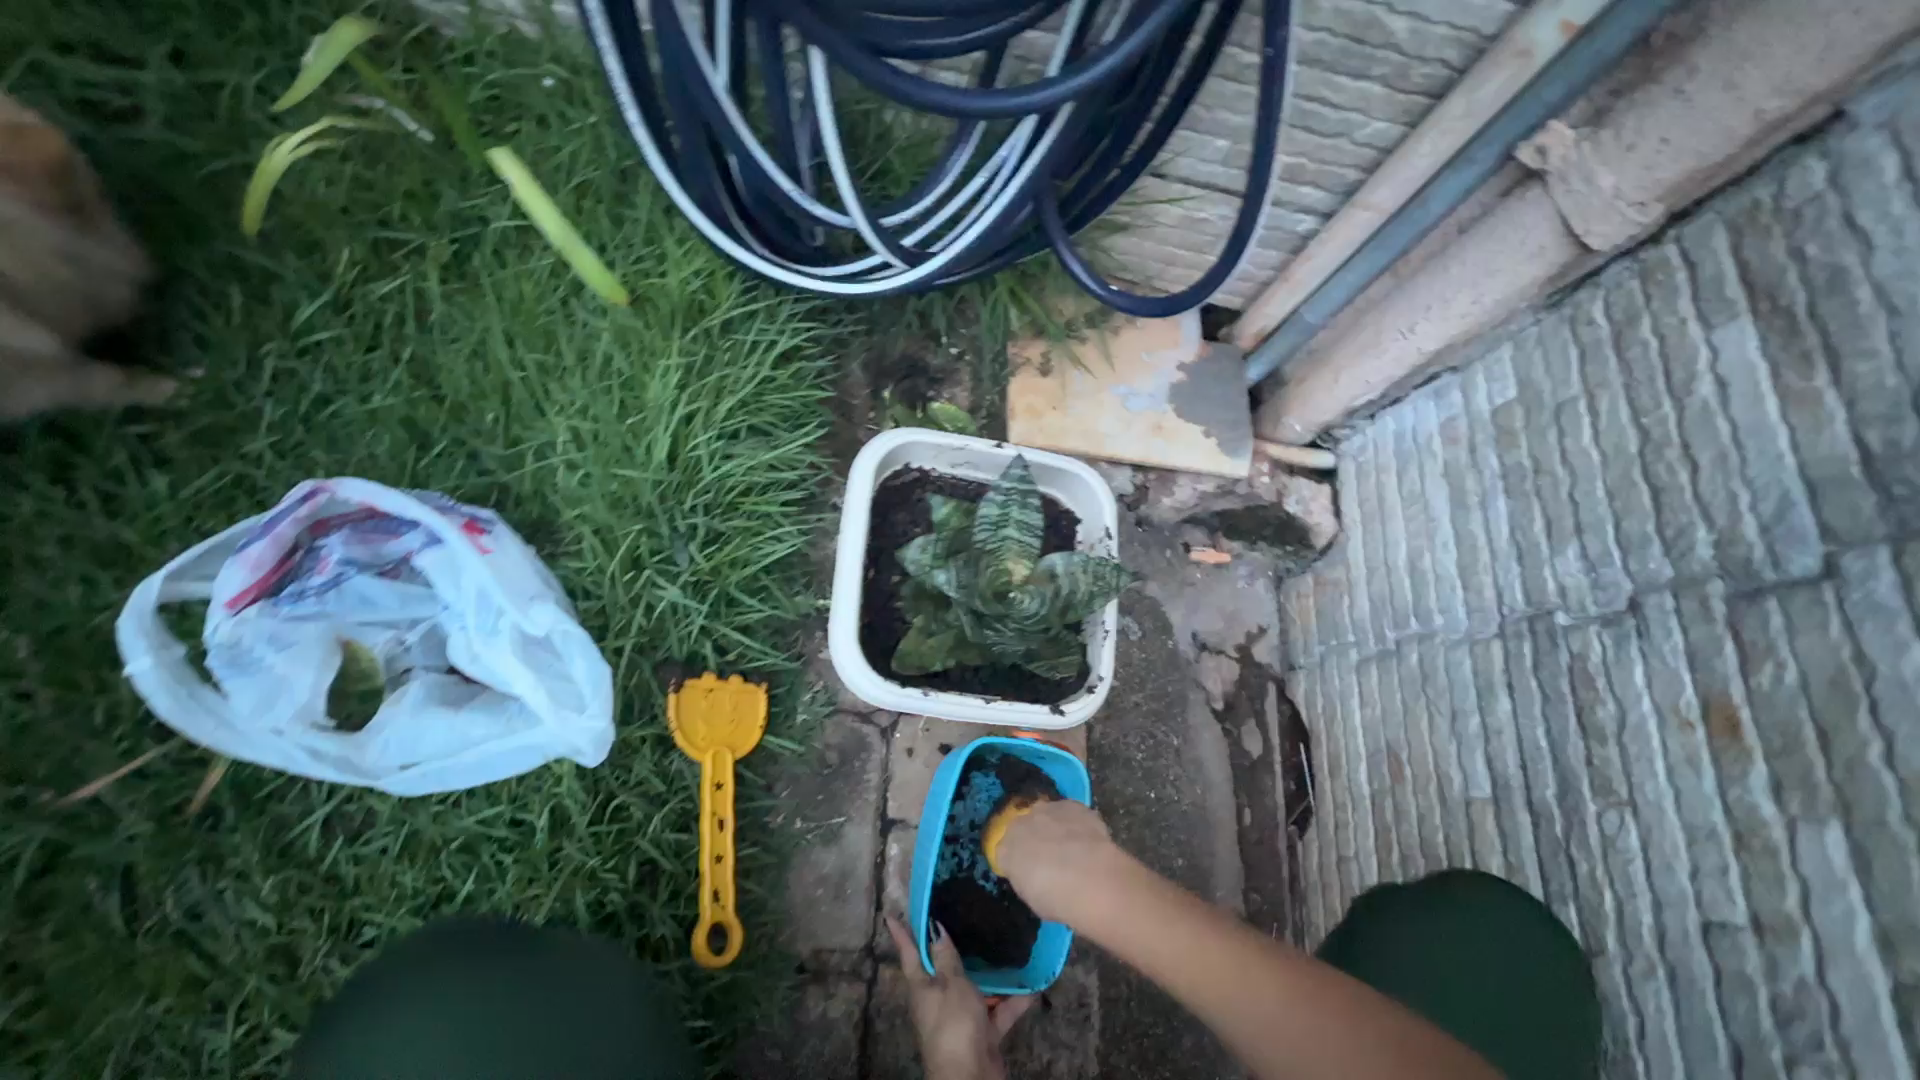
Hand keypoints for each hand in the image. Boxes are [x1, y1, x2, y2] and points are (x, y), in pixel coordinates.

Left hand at [885, 914, 1032, 1079]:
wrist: (970, 1077)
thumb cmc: (953, 1025)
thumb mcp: (950, 985)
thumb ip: (945, 957)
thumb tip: (934, 928)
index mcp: (922, 987)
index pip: (909, 953)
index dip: (901, 934)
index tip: (891, 914)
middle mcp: (939, 1000)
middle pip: (944, 968)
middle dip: (952, 946)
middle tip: (961, 915)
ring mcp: (961, 1017)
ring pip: (976, 988)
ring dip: (990, 973)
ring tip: (1004, 942)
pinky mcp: (983, 1033)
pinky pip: (999, 1011)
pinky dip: (1014, 1001)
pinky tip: (1033, 983)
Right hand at [991, 798, 1120, 923]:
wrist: (1088, 879)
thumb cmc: (1056, 899)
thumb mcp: (1032, 897)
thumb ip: (1027, 878)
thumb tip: (1034, 874)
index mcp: (1005, 850)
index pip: (1007, 852)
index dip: (1021, 860)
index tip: (1032, 872)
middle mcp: (1020, 824)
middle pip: (1025, 827)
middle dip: (1036, 838)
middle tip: (1052, 857)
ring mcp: (1046, 810)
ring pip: (1047, 816)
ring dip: (1056, 827)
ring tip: (1074, 846)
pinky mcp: (1071, 805)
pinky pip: (1070, 812)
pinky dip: (1077, 822)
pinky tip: (1089, 838)